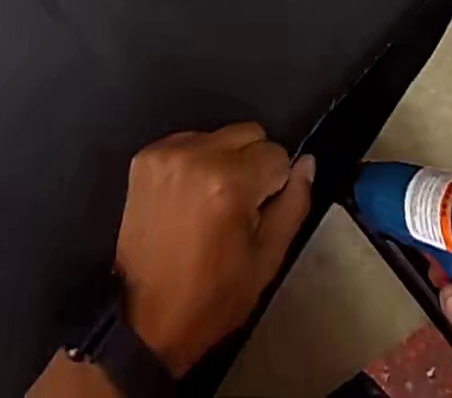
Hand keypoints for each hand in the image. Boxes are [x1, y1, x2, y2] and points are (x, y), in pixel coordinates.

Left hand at [115, 122, 315, 376]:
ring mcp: (167, 153)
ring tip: (211, 202)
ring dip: (225, 160)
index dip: (275, 185)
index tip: (259, 213)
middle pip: (249, 133)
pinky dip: (196, 161)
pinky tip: (189, 195)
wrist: (143, 318)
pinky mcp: (146, 156)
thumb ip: (294, 204)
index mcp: (229, 182)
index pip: (277, 154)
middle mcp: (197, 155)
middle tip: (238, 205)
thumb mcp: (266, 260)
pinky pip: (190, 140)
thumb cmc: (212, 295)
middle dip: (253, 164)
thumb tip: (307, 162)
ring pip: (220, 134)